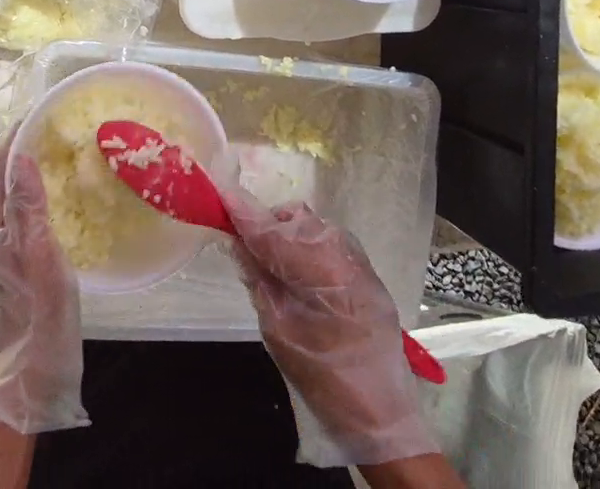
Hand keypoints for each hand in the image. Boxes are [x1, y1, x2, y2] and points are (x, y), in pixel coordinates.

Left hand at [0, 130, 86, 434]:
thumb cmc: (36, 338)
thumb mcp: (45, 274)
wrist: (13, 399)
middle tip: (48, 124)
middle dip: (15, 148)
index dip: (15, 137)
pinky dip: (21, 198)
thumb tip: (20, 159)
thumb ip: (31, 217)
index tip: (38, 109)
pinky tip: (39, 203)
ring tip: (44, 151)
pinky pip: (6, 222)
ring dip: (16, 172)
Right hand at [221, 182, 438, 466]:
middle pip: (291, 219)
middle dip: (263, 225)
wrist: (383, 409)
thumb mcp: (279, 330)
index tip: (217, 189)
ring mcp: (357, 255)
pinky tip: (295, 275)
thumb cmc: (325, 377)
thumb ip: (258, 280)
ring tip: (269, 267)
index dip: (241, 210)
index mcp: (320, 265)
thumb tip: (238, 243)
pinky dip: (303, 246)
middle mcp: (342, 248)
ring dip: (284, 235)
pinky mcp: (364, 267)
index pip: (270, 229)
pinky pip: (324, 240)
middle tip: (241, 249)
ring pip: (308, 226)